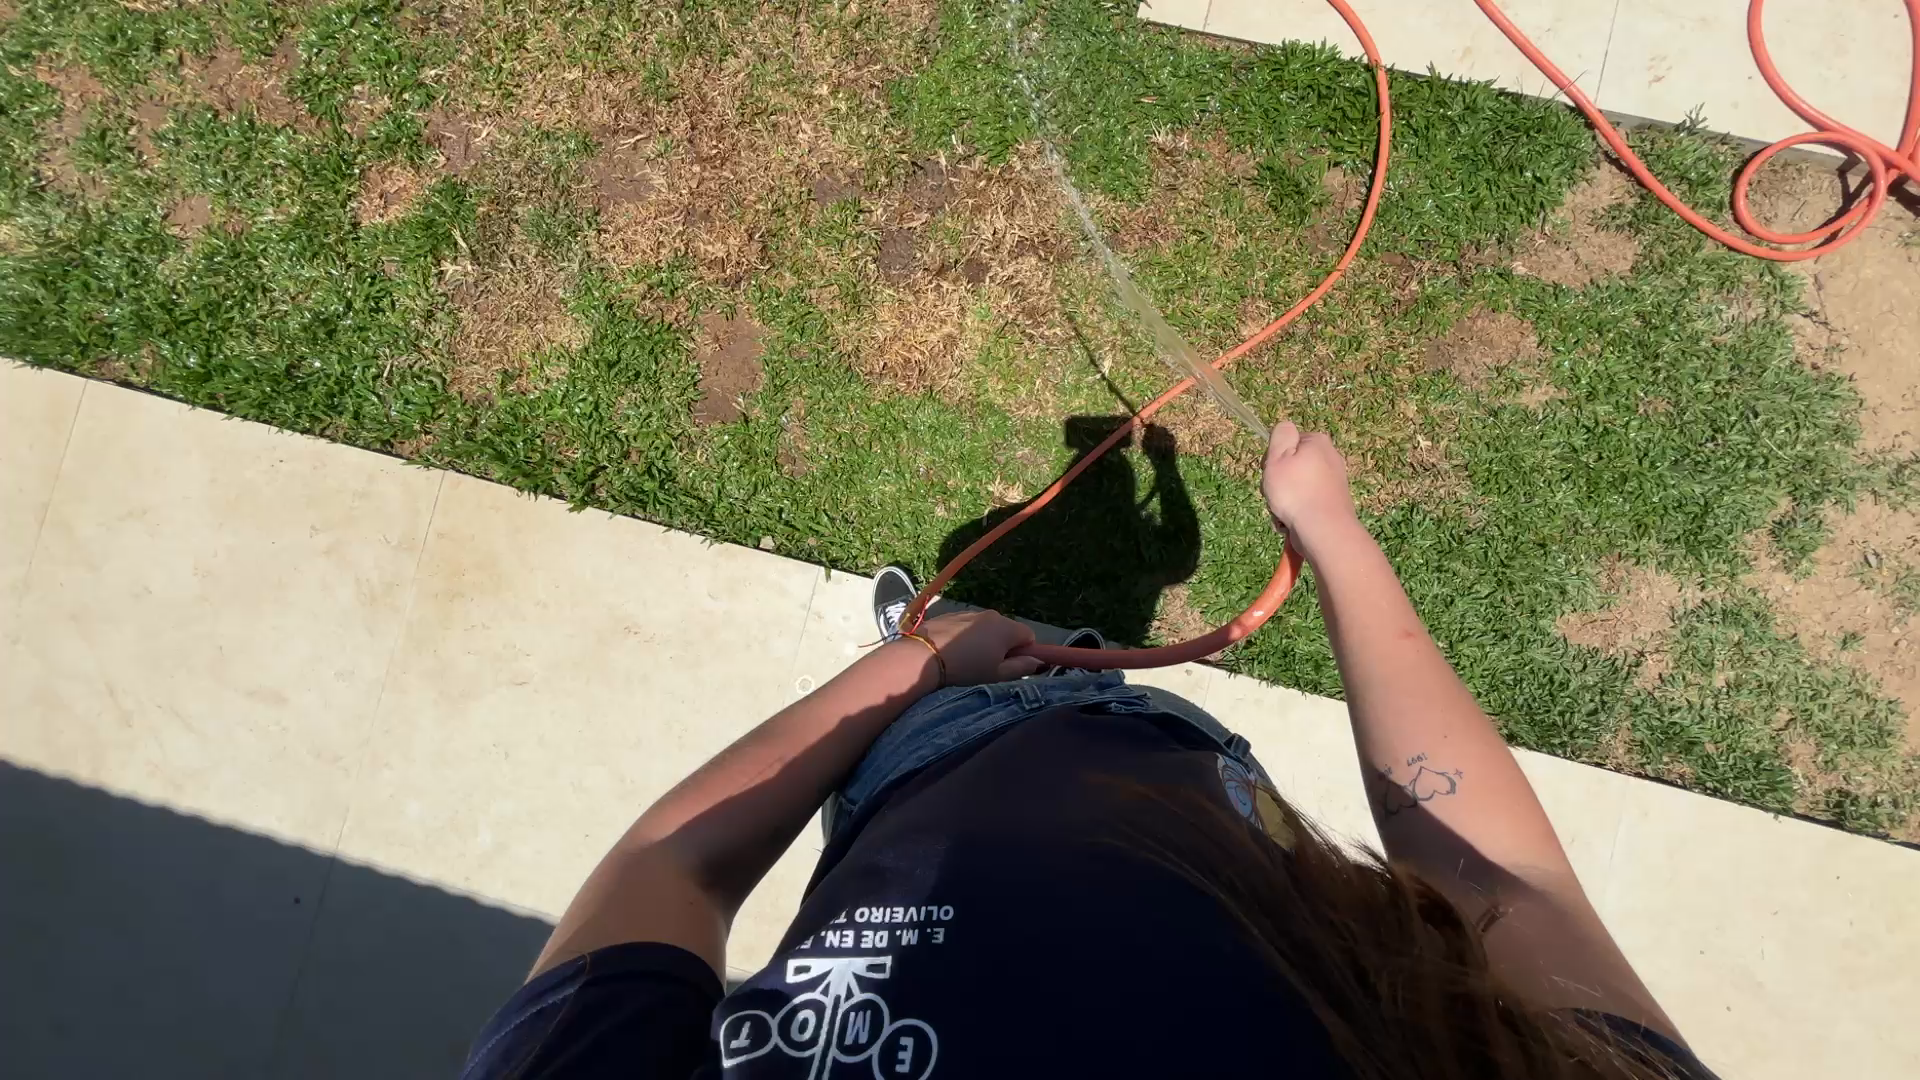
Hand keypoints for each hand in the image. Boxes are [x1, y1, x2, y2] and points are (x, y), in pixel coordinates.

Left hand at [914, 610, 1045, 685]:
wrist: (922, 657)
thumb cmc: (966, 668)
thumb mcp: (997, 675)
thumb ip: (1022, 667)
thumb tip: (1039, 662)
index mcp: (1007, 628)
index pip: (1029, 636)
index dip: (1024, 652)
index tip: (1010, 666)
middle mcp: (991, 615)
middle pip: (1007, 631)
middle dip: (1003, 646)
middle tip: (987, 666)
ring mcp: (970, 612)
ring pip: (986, 628)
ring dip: (983, 642)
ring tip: (966, 661)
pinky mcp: (950, 614)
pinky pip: (967, 626)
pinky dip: (965, 637)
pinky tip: (952, 652)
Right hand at [1260, 421, 1361, 558]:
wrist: (1323, 528)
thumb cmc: (1295, 491)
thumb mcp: (1278, 457)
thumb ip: (1280, 436)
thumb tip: (1285, 426)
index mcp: (1317, 442)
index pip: (1287, 442)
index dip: (1274, 456)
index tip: (1270, 471)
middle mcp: (1330, 457)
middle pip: (1292, 465)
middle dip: (1279, 480)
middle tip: (1275, 492)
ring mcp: (1333, 480)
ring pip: (1296, 485)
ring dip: (1284, 498)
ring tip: (1282, 510)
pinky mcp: (1333, 501)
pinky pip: (1305, 501)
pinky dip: (1295, 510)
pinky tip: (1291, 520)